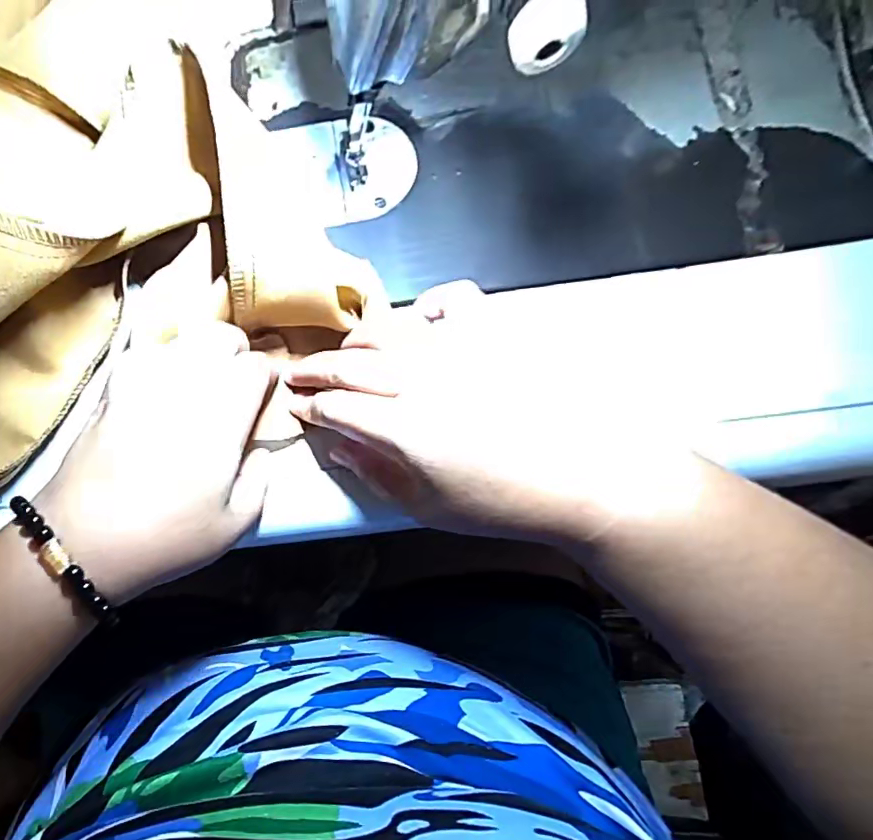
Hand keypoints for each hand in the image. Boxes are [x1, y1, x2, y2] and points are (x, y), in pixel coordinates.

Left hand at [38, 323, 275, 602]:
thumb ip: (258, 480)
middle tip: (235, 387)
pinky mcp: (110, 385)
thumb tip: (258, 452)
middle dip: (236, 355)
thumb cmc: (166, 536)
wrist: (84, 537)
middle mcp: (185, 380)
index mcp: (224, 412)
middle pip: (221, 336)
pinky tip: (157, 393)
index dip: (266, 379)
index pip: (257, 365)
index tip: (263, 400)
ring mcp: (142, 376)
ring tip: (196, 388)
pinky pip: (144, 354)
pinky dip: (160, 363)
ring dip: (198, 355)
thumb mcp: (233, 524)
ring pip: (182, 339)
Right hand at [286, 281, 707, 548]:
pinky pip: (450, 300)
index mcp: (399, 427)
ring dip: (357, 339)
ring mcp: (456, 350)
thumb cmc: (498, 504)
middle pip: (349, 362)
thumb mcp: (425, 505)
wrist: (576, 482)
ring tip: (347, 352)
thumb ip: (375, 472)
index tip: (297, 408)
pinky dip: (427, 305)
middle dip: (315, 367)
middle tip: (299, 373)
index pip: (335, 406)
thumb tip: (340, 447)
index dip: (309, 406)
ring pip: (387, 328)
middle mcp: (419, 379)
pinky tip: (420, 320)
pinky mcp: (491, 336)